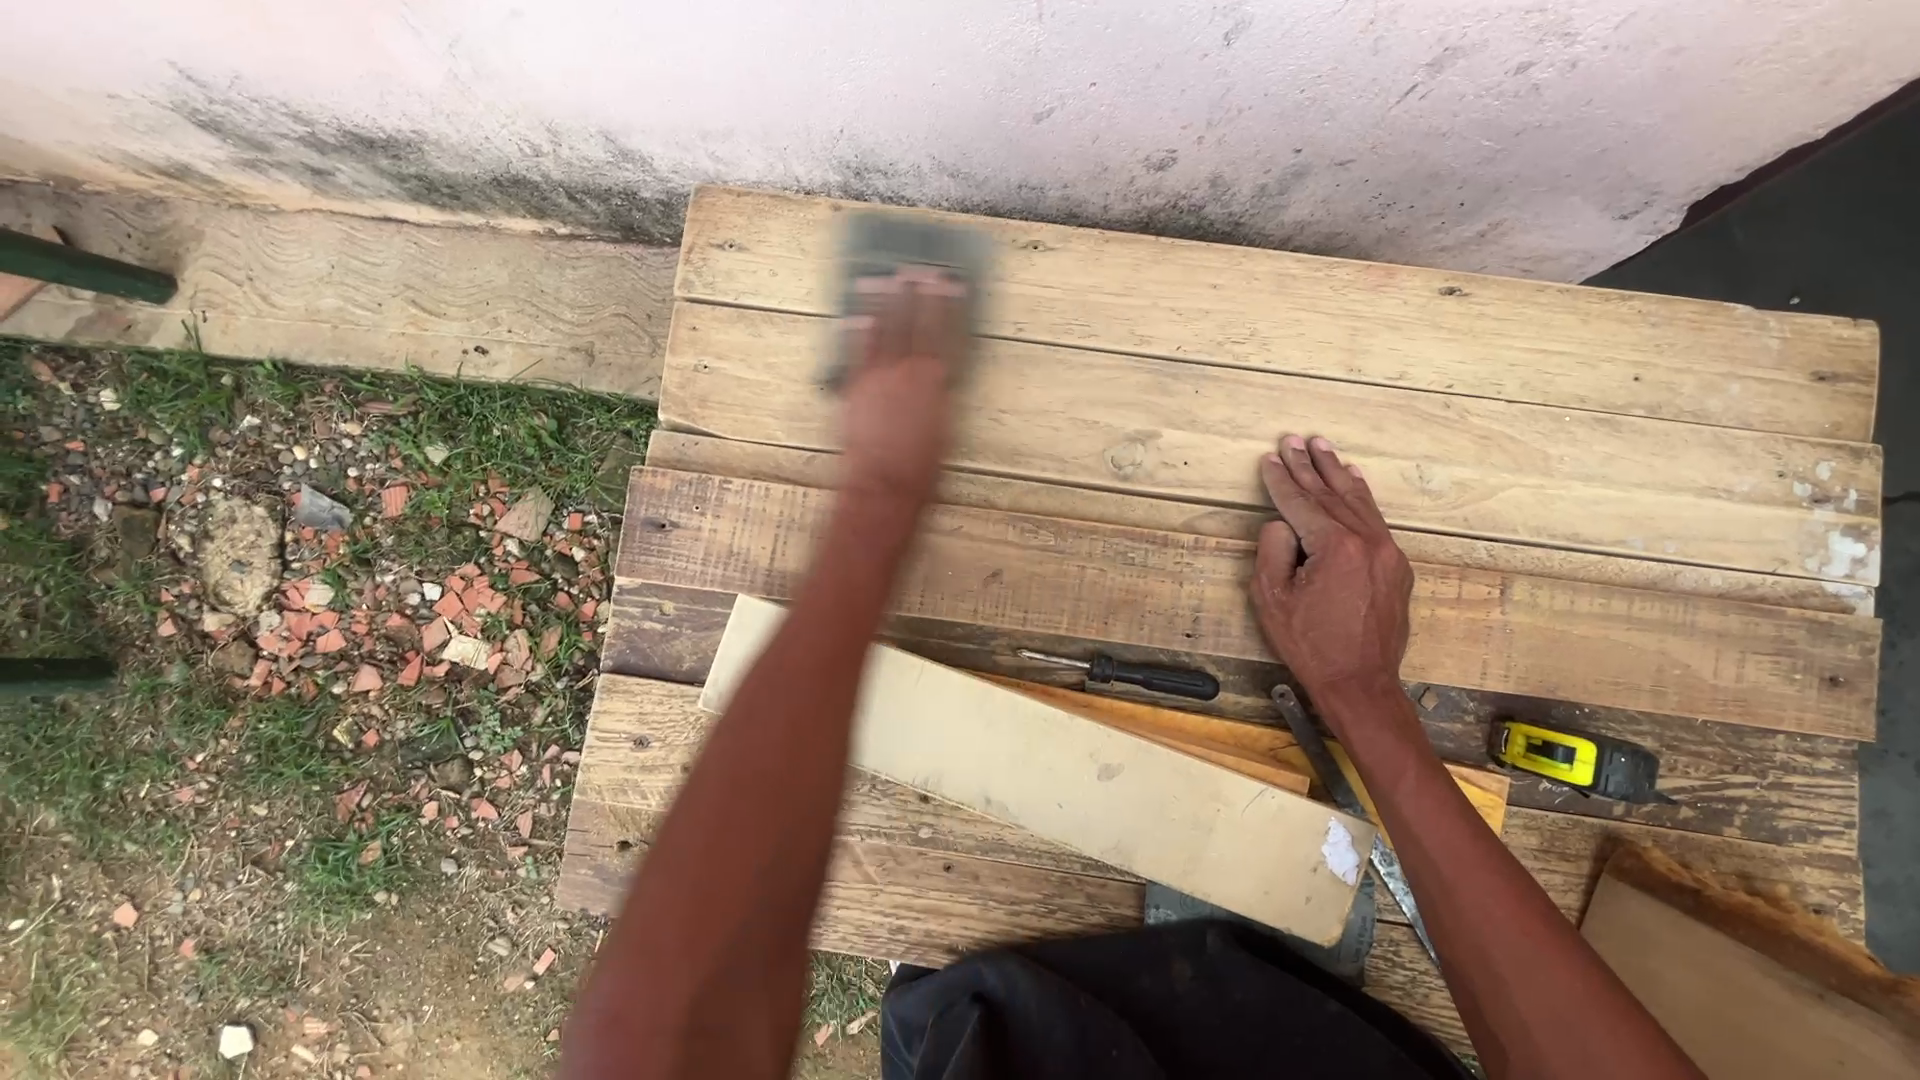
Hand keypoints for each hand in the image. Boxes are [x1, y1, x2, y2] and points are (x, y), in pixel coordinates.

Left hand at [838, 266, 966, 507]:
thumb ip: (942, 395)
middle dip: (917, 294)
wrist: (882, 485)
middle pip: (913, 324)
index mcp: (936, 381)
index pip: (945, 333)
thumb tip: (942, 374)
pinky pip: (855, 352)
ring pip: (882, 330)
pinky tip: (857, 314)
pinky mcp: (853, 389)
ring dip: (885, 302)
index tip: (950, 281)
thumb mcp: (946, 429)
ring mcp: (877, 377)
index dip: (948, 305)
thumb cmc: (921, 469)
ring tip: (886, 276)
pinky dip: (856, 331)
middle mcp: (907, 372)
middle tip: (918, 267)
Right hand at [1249, 435, 1413, 703]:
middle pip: (1331, 495)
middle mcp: (1368, 542)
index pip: (1300, 503)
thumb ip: (1274, 551)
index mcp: (1335, 547)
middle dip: (1309, 466)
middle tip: (1294, 440)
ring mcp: (1387, 553)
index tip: (1269, 459)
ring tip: (1323, 447)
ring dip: (1336, 473)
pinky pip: (1375, 521)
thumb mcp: (1272, 598)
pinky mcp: (1396, 567)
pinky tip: (1354, 480)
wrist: (1359, 682)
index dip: (1280, 480)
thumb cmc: (1310, 644)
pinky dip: (1361, 497)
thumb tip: (1282, 524)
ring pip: (1358, 502)